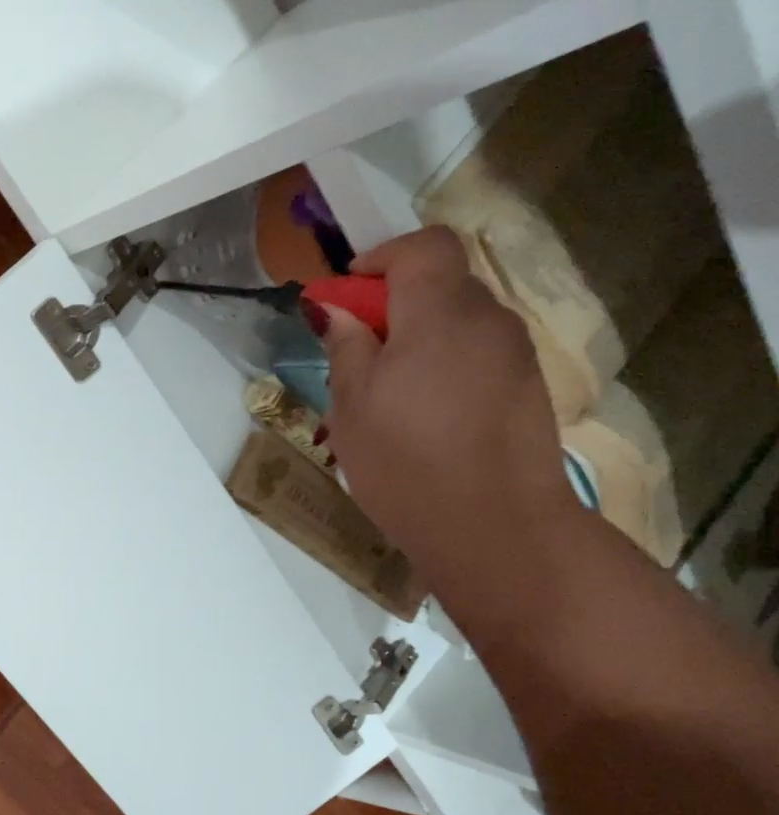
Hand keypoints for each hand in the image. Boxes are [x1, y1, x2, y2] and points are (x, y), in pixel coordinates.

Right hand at [314, 227, 580, 596]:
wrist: (492, 524)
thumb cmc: (404, 460)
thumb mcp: (351, 403)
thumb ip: (345, 345)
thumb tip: (333, 309)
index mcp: (441, 314)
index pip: (425, 247)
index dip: (382, 257)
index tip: (346, 294)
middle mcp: (488, 320)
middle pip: (442, 282)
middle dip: (393, 302)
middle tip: (352, 351)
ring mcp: (514, 353)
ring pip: (458, 321)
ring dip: (417, 336)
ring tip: (382, 392)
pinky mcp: (525, 385)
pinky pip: (476, 353)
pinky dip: (442, 364)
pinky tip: (419, 414)